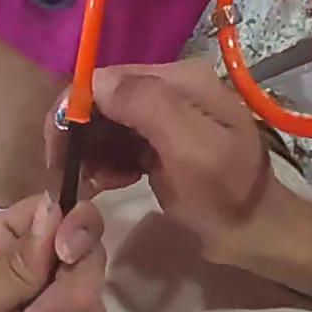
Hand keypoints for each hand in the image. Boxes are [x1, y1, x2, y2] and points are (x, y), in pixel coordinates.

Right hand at [44, 60, 311, 262]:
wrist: (254, 232)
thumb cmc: (224, 195)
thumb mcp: (192, 151)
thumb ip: (148, 107)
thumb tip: (95, 83)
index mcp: (180, 79)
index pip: (105, 79)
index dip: (74, 110)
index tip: (57, 151)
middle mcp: (170, 87)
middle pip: (102, 99)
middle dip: (79, 134)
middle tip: (69, 172)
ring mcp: (165, 113)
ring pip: (105, 122)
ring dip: (91, 152)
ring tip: (96, 182)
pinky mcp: (159, 138)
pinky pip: (116, 140)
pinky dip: (106, 161)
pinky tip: (112, 182)